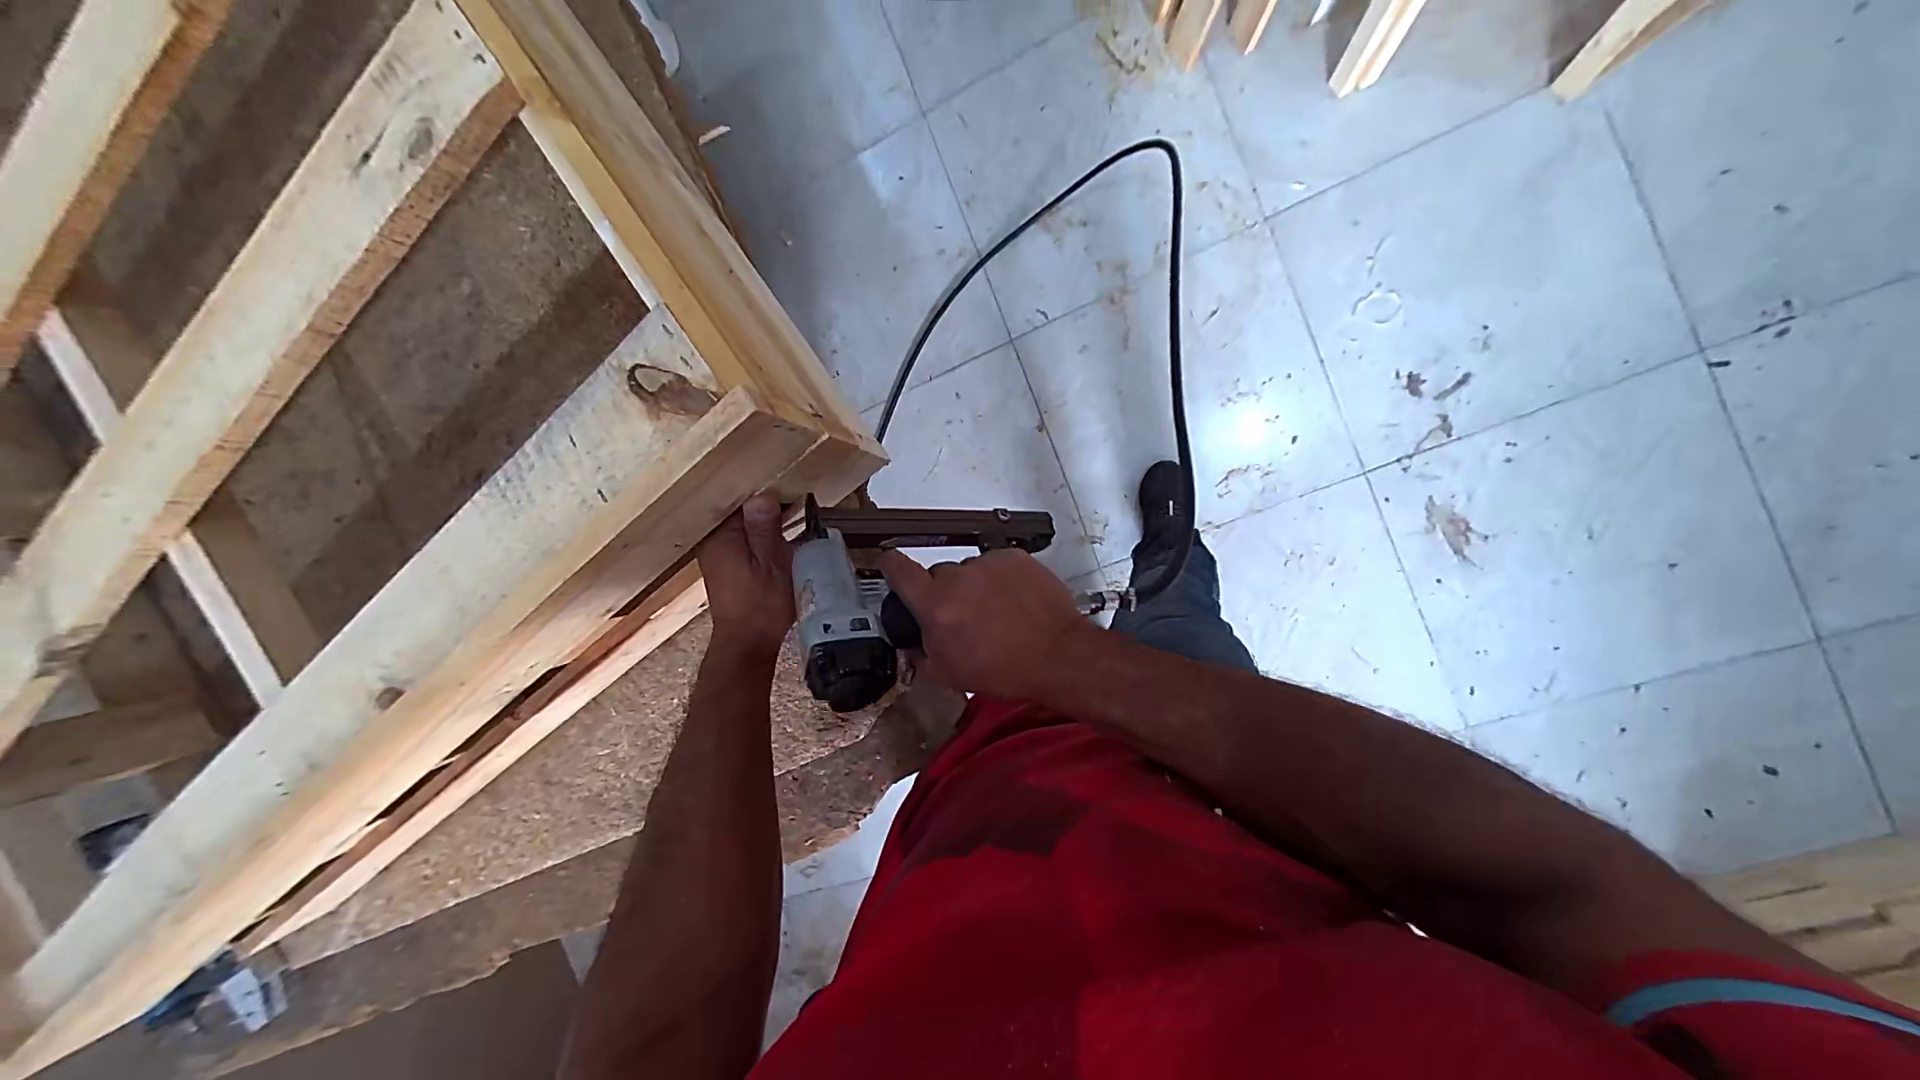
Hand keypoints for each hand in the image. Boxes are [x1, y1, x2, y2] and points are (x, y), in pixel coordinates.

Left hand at [698, 494, 793, 659]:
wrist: (748, 645)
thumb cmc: (762, 607)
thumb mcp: (772, 562)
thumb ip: (765, 529)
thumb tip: (763, 496)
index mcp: (721, 538)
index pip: (742, 503)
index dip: (769, 500)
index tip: (792, 501)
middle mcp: (713, 544)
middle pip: (741, 516)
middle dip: (767, 513)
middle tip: (795, 512)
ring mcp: (718, 558)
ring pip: (743, 531)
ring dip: (765, 529)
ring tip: (790, 527)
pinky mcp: (726, 571)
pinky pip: (744, 546)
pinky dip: (760, 544)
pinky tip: (777, 547)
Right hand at [878, 549, 1089, 701]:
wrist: (1057, 655)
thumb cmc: (1008, 668)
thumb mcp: (948, 675)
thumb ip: (919, 658)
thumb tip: (911, 649)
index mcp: (936, 604)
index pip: (897, 568)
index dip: (890, 565)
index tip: (890, 563)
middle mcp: (960, 577)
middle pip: (938, 575)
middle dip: (945, 595)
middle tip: (963, 619)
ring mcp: (989, 564)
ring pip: (970, 571)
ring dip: (975, 588)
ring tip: (996, 616)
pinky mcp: (1015, 558)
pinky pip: (997, 565)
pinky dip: (1001, 580)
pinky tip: (1012, 605)